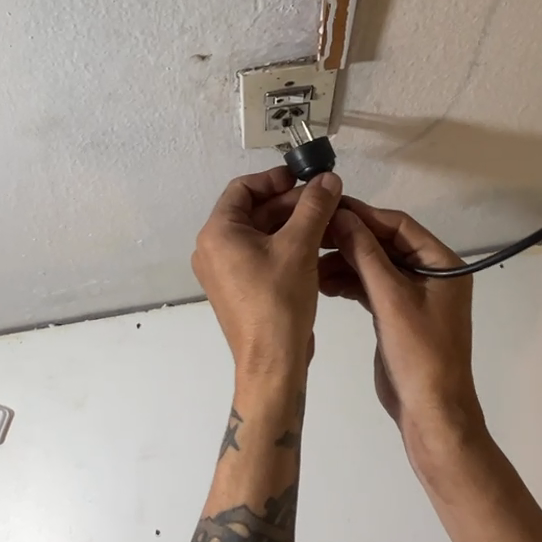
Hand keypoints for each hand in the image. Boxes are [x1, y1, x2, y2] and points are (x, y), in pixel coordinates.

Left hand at [192, 168, 345, 381]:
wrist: (273, 363)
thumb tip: (328, 178)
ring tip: (328, 222)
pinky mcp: (240, 288)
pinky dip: (286, 246)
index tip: (304, 178)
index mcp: (217, 232)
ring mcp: (224, 270)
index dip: (274, 179)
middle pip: (254, 210)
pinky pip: (262, 254)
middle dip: (290, 204)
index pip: (243, 188)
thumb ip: (314, 207)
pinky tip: (318, 247)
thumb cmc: (279, 300)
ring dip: (293, 225)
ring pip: (261, 233)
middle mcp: (213, 248)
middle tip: (325, 201)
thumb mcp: (299, 246)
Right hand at [318, 201, 479, 434]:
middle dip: (350, 240)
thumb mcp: (390, 297)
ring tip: (310, 263)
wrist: (430, 413)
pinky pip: (371, 286)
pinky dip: (348, 283)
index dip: (364, 214)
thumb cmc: (419, 351)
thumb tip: (342, 215)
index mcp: (442, 263)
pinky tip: (321, 284)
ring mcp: (414, 294)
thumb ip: (365, 253)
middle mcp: (431, 273)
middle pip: (385, 243)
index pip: (399, 225)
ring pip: (374, 265)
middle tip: (314, 233)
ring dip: (345, 262)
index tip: (329, 207)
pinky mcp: (398, 313)